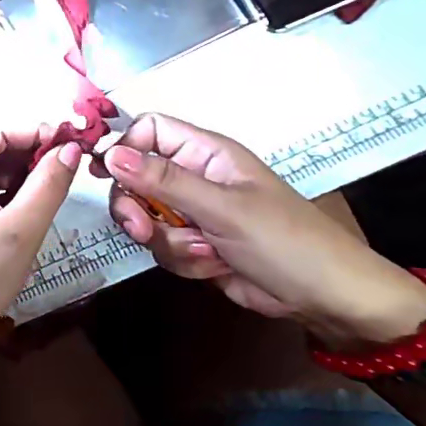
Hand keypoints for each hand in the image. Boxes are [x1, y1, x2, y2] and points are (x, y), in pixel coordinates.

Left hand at [0, 126, 83, 388]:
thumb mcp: (20, 233)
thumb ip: (48, 186)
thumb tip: (72, 147)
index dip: (37, 128)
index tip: (75, 138)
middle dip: (34, 145)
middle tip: (73, 158)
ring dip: (27, 166)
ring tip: (61, 176)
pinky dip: (14, 185)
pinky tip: (37, 196)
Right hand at [95, 113, 425, 342]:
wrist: (319, 295)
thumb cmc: (282, 239)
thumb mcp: (221, 207)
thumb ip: (164, 180)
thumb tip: (111, 152)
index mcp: (206, 153)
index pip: (150, 130)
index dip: (125, 147)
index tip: (105, 174)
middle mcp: (195, 177)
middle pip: (137, 179)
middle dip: (137, 208)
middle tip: (143, 230)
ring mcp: (194, 213)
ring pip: (148, 220)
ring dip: (170, 242)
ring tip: (206, 252)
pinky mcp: (195, 245)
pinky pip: (165, 247)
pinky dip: (184, 260)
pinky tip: (215, 266)